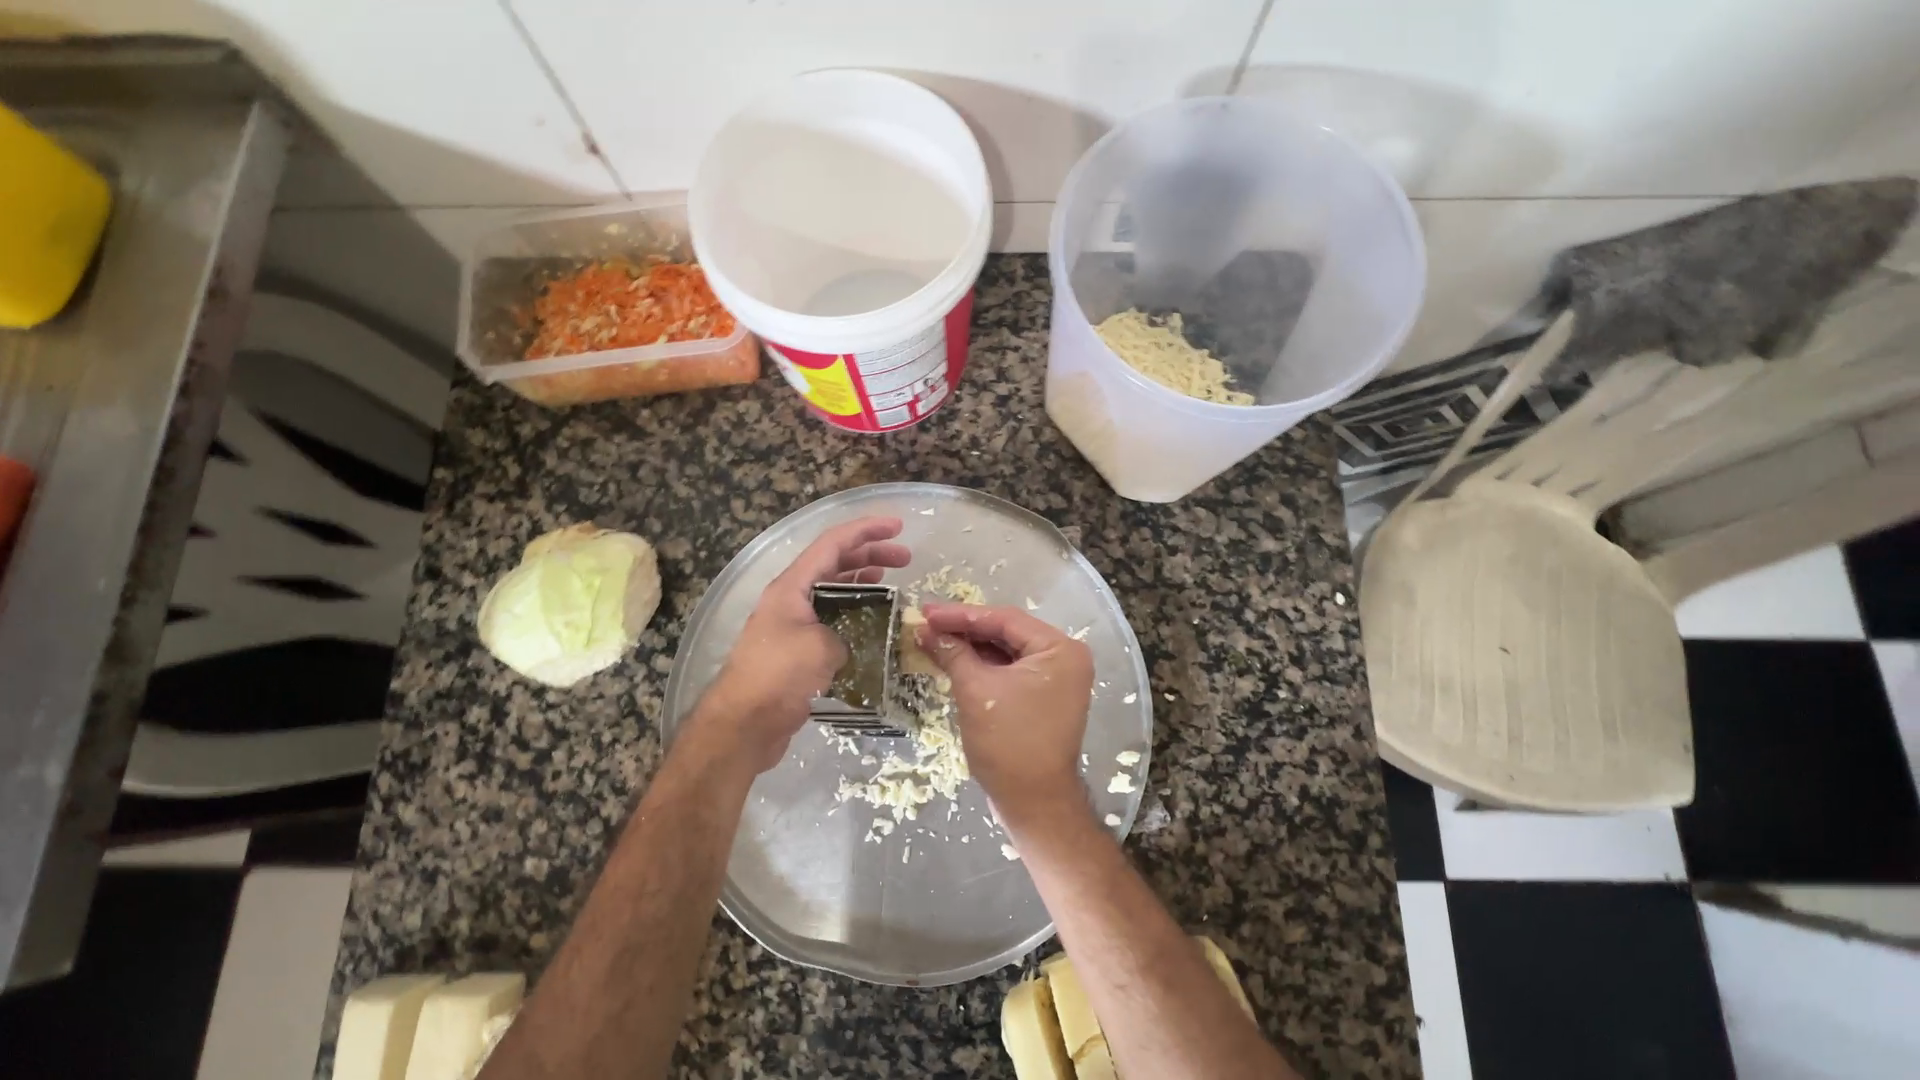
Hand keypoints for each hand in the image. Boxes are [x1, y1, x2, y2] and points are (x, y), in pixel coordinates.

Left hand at [692, 516, 909, 776]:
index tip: (898, 526)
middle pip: (833, 563)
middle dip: (869, 554)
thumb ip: (843, 634)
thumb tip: (847, 643)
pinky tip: (870, 624)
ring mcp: (790, 626)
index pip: (832, 544)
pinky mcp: (795, 652)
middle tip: (905, 558)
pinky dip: (852, 615)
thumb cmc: (779, 676)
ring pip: (831, 591)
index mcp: (791, 587)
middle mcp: (789, 599)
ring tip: (890, 582)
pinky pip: (829, 621)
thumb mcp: (821, 647)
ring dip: (861, 582)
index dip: (866, 530)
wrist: (743, 724)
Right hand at [917, 603, 1093, 824]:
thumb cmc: (1009, 743)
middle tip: (926, 622)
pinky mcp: (1043, 698)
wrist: (1033, 802)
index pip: (1005, 619)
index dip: (961, 614)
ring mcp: (1056, 680)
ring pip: (1006, 652)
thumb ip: (952, 653)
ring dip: (971, 647)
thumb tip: (925, 630)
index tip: (926, 611)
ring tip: (933, 638)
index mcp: (1060, 650)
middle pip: (1007, 632)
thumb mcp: (976, 691)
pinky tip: (953, 661)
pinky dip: (983, 667)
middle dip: (965, 629)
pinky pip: (1010, 671)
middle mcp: (1065, 658)